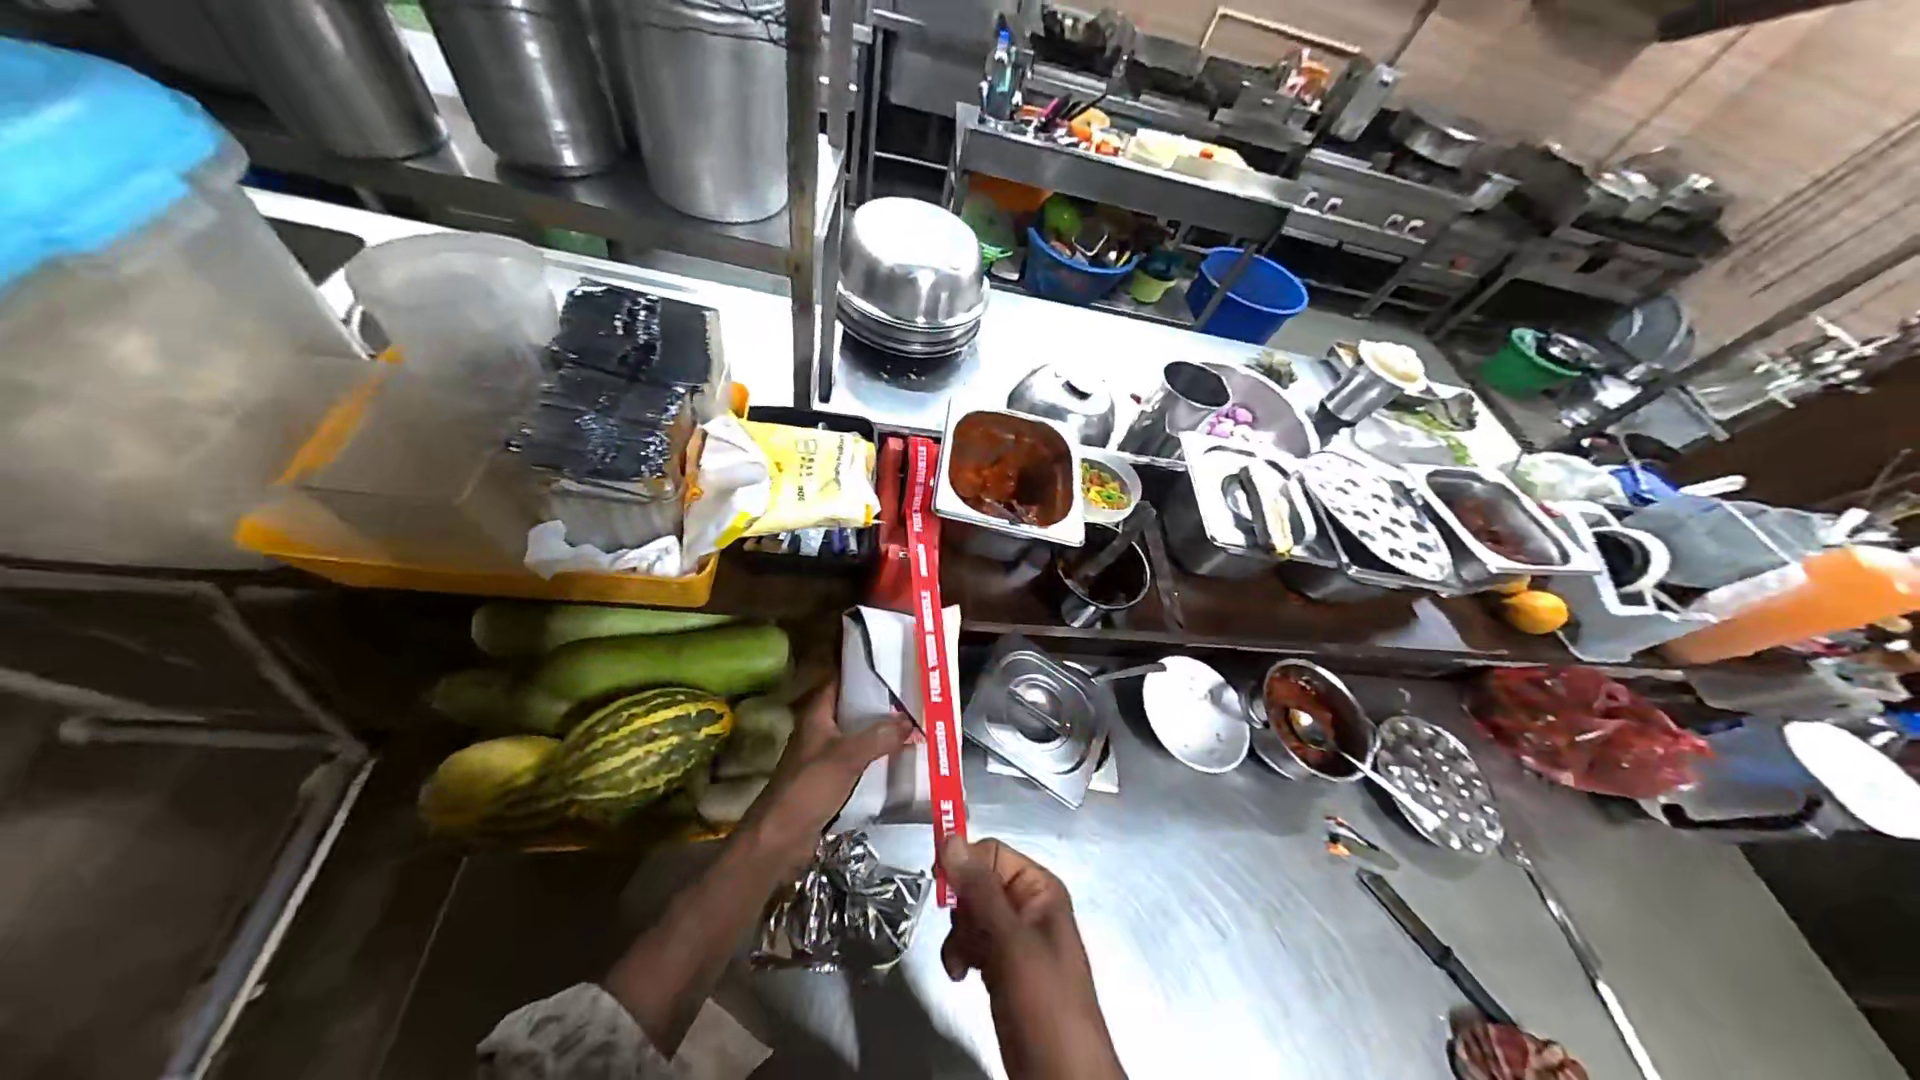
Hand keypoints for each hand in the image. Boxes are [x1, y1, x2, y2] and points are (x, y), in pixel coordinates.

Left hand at [740, 677, 912, 874]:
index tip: (891, 660)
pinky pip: (860, 760)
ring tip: (914, 722)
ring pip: (858, 734)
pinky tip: (900, 757)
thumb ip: (879, 736)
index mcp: (817, 714)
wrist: (780, 838)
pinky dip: (878, 756)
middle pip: (852, 707)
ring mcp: (825, 755)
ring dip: (881, 730)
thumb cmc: (807, 788)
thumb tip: (910, 721)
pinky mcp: (831, 780)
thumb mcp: (847, 757)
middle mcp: (820, 730)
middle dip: (880, 700)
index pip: (839, 679)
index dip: (861, 668)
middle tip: (913, 692)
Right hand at [939, 837, 1126, 1079]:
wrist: (1061, 1076)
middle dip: (961, 909)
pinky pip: (971, 943)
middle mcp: (1026, 907)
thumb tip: (950, 838)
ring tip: (963, 963)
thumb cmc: (1045, 1001)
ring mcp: (1013, 938)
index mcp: (1039, 889)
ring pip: (969, 915)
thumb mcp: (1011, 940)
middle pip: (976, 883)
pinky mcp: (1001, 966)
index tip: (941, 885)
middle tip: (964, 932)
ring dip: (958, 937)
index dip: (964, 865)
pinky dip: (960, 955)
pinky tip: (961, 974)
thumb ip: (979, 889)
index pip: (992, 853)